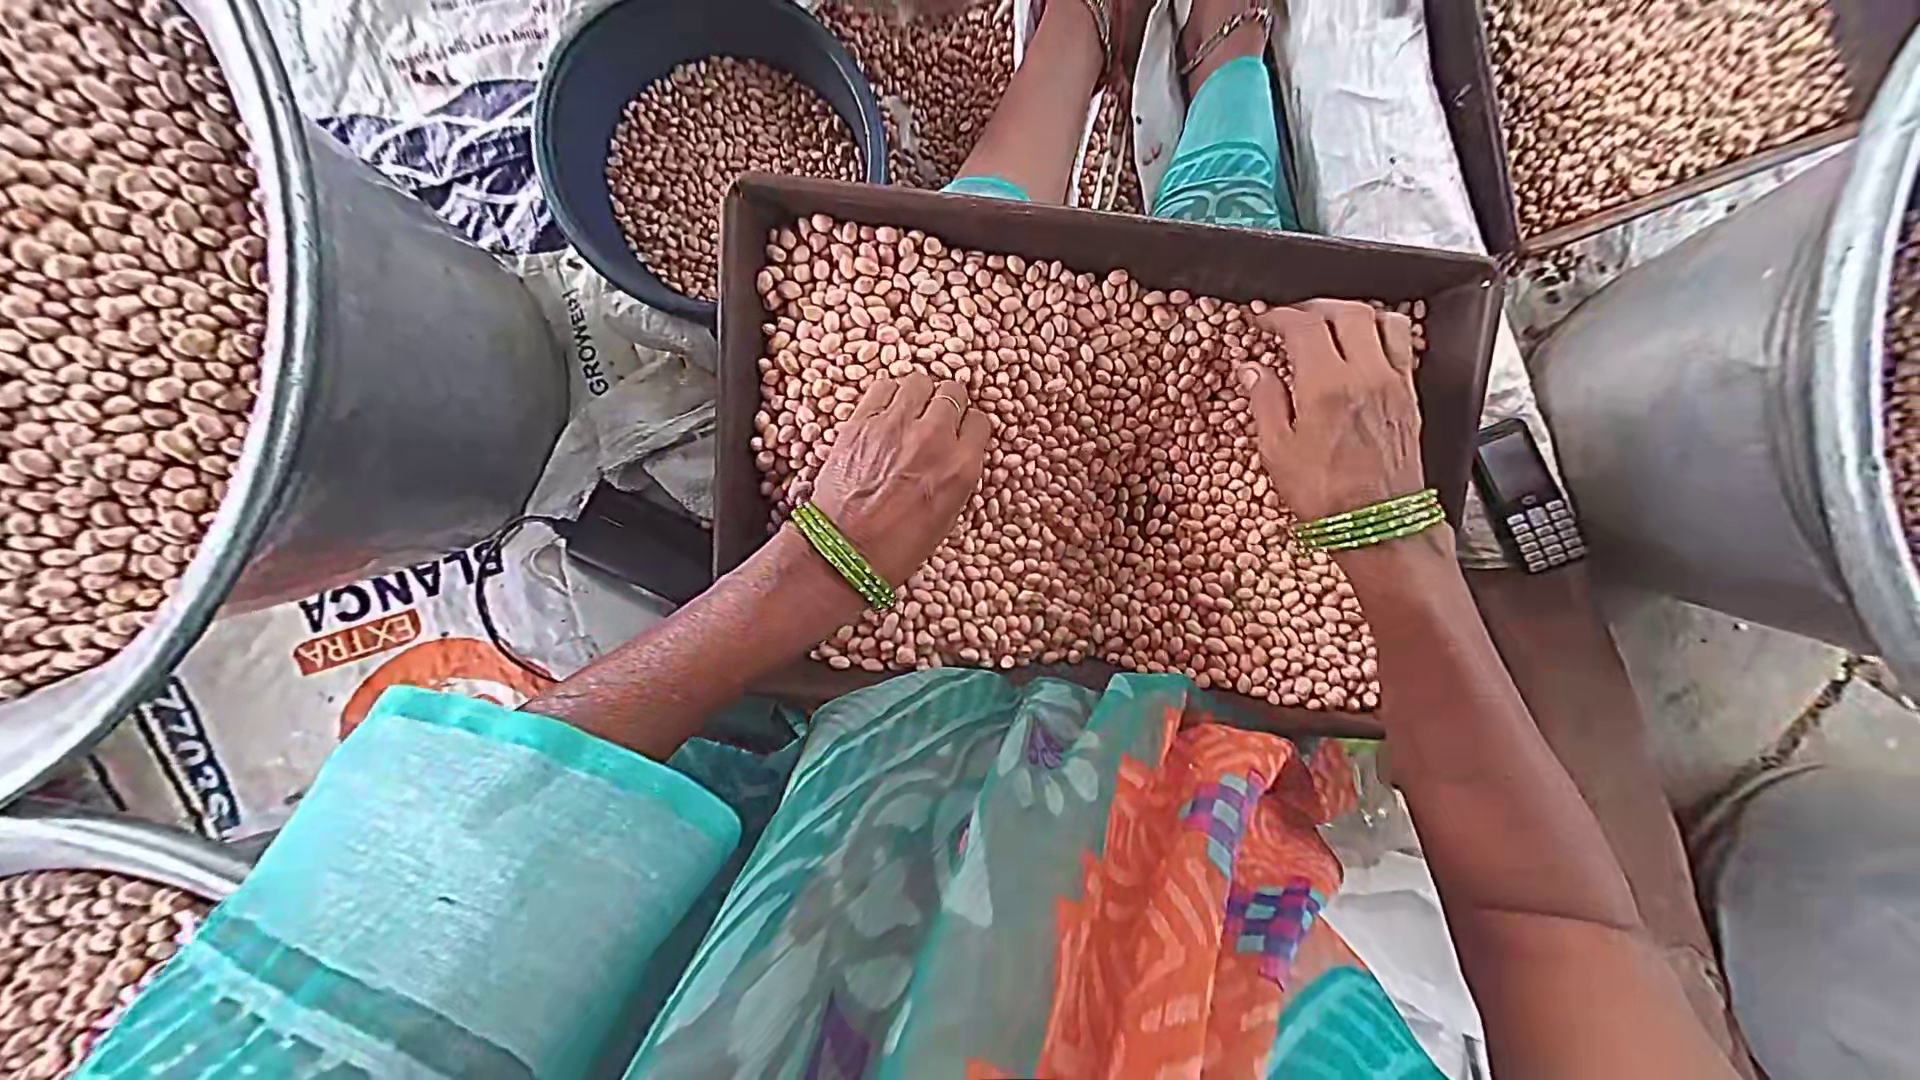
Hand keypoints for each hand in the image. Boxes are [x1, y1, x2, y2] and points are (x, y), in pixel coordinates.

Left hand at [808, 372, 990, 586]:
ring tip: (910, 410)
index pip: (979, 421)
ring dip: (918, 394)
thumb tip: (955, 454)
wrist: (846, 554)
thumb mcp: (946, 517)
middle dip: (947, 403)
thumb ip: (956, 476)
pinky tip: (886, 410)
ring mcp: (895, 426)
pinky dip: (888, 395)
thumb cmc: (897, 547)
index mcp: (961, 468)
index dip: (968, 425)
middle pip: (953, 393)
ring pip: (919, 381)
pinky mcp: (861, 422)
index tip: (960, 431)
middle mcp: (933, 439)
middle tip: (935, 417)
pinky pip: (883, 386)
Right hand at [1235, 299, 1423, 522]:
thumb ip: (1264, 400)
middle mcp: (1367, 375)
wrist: (1376, 522)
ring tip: (1328, 323)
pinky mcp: (1410, 396)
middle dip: (1313, 307)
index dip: (1278, 316)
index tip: (1261, 319)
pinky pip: (1402, 344)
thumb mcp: (1276, 449)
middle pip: (1346, 312)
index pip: (1304, 327)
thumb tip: (1252, 369)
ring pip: (1382, 320)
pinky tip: (1362, 347)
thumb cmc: (1323, 492)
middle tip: (1290, 317)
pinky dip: (1379, 332)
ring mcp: (1395, 382)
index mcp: (1327, 386)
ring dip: (1351, 312)